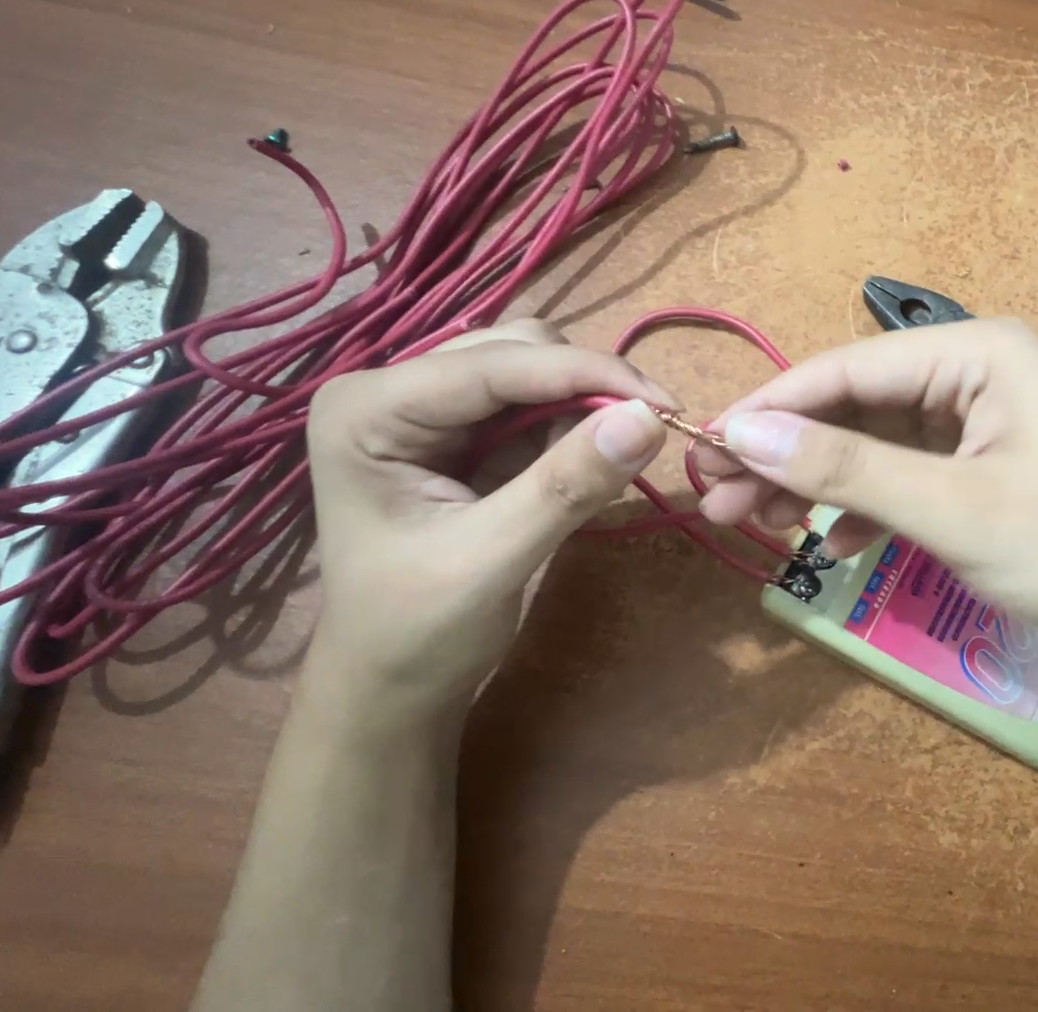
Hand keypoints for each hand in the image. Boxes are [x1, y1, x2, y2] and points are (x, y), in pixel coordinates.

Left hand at [301, 319, 674, 723]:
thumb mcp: (492, 559)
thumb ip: (567, 485)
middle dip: (586, 388)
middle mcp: (396, 391)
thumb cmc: (419, 631)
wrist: (395, 686)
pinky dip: (578, 429)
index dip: (586, 375)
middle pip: (516, 352)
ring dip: (586, 407)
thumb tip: (652, 417)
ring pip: (535, 372)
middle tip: (645, 435)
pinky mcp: (469, 436)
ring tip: (613, 459)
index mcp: (370, 409)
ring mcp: (433, 411)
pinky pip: (540, 408)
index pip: (494, 364)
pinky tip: (592, 463)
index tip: (668, 404)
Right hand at [694, 318, 1037, 670]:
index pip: (845, 369)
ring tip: (754, 522)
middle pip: (855, 407)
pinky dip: (865, 507)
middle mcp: (975, 375)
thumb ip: (849, 467)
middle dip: (787, 452)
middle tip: (714, 500)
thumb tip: (741, 433)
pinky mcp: (987, 476)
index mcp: (975, 353)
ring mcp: (982, 428)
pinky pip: (908, 479)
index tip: (699, 447)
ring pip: (876, 446)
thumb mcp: (956, 506)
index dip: (769, 409)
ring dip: (818, 482)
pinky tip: (827, 541)